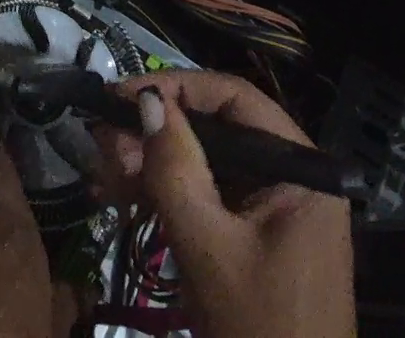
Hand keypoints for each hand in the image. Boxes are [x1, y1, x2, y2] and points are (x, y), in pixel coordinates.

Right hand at [92, 71, 353, 337]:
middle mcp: (292, 176)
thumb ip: (175, 169)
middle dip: (156, 133)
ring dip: (153, 164)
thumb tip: (145, 100)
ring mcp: (274, 207)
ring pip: (206, 162)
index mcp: (300, 169)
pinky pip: (207, 195)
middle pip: (217, 129)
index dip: (176, 89)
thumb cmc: (259, 327)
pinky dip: (167, 193)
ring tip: (107, 175)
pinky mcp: (255, 234)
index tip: (122, 98)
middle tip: (104, 144)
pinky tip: (124, 196)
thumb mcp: (208, 246)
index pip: (234, 98)